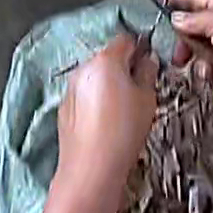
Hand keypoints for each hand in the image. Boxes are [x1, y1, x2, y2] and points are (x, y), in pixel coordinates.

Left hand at [56, 34, 155, 183]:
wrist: (90, 172)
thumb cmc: (123, 130)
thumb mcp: (147, 97)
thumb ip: (148, 71)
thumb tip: (146, 60)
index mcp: (106, 60)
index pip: (126, 40)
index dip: (140, 48)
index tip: (149, 64)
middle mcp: (84, 69)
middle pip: (109, 56)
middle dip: (124, 66)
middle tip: (139, 87)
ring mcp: (70, 89)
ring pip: (96, 75)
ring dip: (110, 82)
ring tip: (123, 105)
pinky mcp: (63, 109)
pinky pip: (85, 93)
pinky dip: (96, 98)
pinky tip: (106, 119)